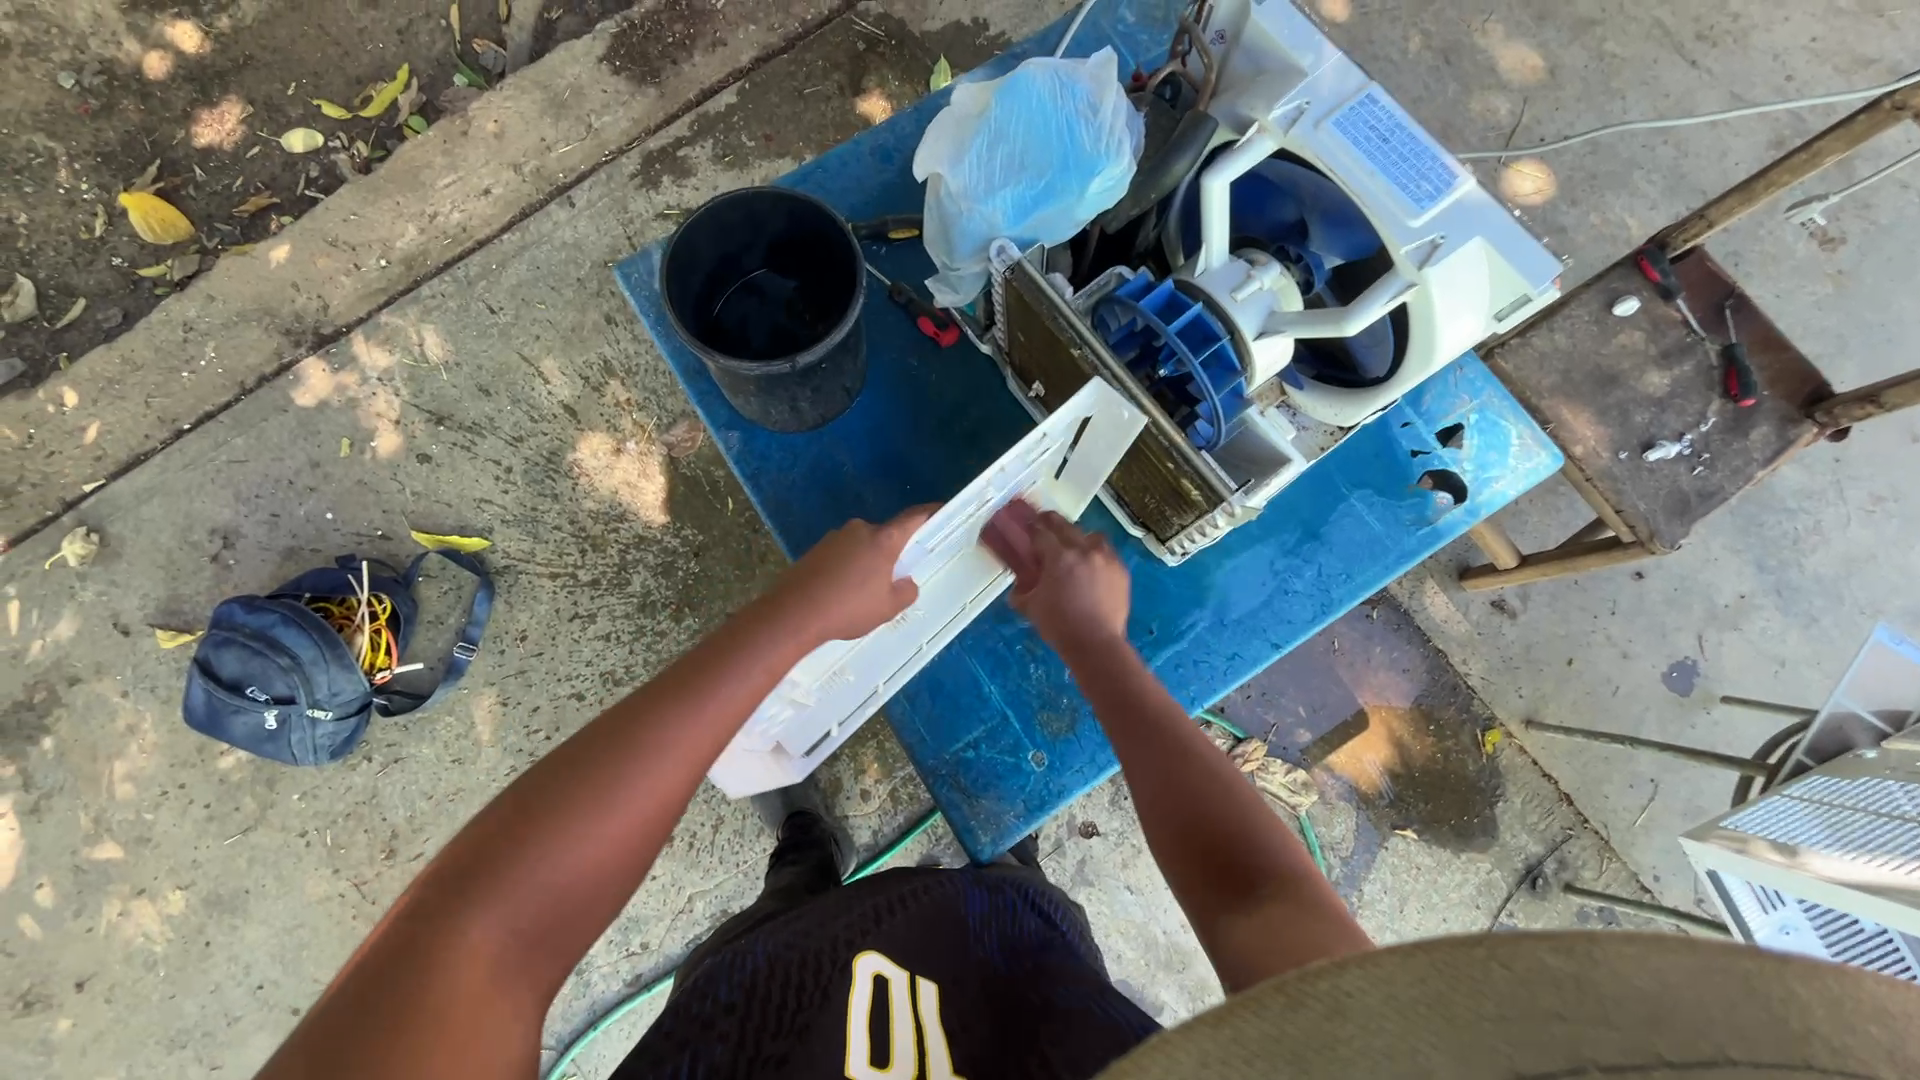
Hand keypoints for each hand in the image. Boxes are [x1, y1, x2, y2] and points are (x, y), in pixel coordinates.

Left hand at [767, 504, 937, 642]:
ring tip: (863, 593)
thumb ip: (905, 592)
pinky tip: (841, 592)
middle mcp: (859, 530)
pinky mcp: (816, 550)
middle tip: (893, 579)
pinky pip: (842, 555)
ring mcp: (834, 537)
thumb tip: (906, 582)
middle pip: (885, 536)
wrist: (794, 613)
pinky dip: (847, 568)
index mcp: (883, 539)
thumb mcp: (888, 608)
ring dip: (867, 562)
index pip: (912, 518)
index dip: (929, 513)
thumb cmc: (848, 608)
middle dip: (892, 553)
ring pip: (861, 546)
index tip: (940, 509)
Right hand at [980, 499, 1129, 659]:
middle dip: (1051, 522)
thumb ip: (1021, 591)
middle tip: (1043, 524)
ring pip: (1090, 535)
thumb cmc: (1059, 626)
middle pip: (1065, 525)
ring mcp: (1106, 558)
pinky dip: (1097, 554)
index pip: (1040, 532)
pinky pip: (1107, 552)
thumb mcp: (1030, 607)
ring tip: (1074, 547)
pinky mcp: (1121, 570)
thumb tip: (1019, 585)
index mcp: (1059, 557)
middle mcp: (1084, 550)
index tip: (1027, 526)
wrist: (1096, 644)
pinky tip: (1092, 566)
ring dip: (1079, 536)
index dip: (1031, 528)